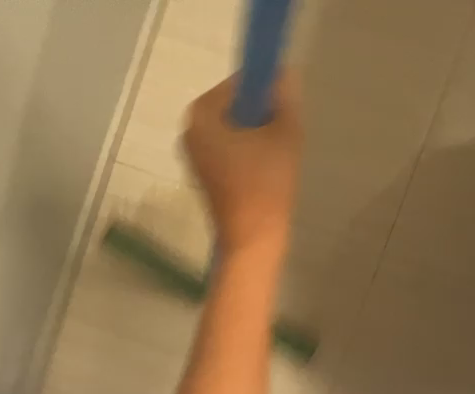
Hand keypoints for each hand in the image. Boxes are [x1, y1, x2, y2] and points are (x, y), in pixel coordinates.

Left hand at [181, 72, 303, 255]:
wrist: (252, 239)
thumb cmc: (266, 184)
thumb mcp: (285, 131)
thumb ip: (285, 94)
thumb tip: (283, 74)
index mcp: (201, 114)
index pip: (239, 83)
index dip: (265, 91)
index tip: (281, 110)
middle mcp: (189, 131)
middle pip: (234, 106)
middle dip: (258, 114)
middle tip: (279, 135)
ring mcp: (193, 156)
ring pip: (232, 129)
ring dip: (254, 135)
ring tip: (271, 156)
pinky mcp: (202, 176)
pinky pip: (227, 149)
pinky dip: (245, 153)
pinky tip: (262, 170)